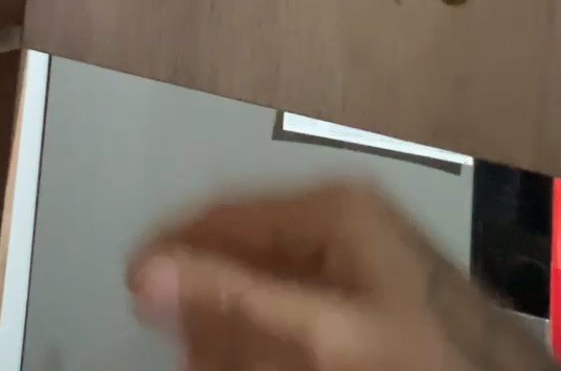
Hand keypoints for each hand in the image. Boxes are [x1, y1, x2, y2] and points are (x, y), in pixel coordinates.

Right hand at [128, 183, 556, 370]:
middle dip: (205, 294)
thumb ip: (234, 302)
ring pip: (267, 278)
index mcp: (331, 206)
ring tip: (207, 350)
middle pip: (244, 247)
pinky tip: (256, 349)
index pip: (225, 214)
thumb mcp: (325, 334)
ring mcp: (358, 252)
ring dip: (232, 317)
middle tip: (177, 338)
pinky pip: (297, 299)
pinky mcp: (370, 288)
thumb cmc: (426, 359)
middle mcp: (341, 216)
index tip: (134, 286)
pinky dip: (269, 329)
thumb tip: (146, 272)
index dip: (174, 250)